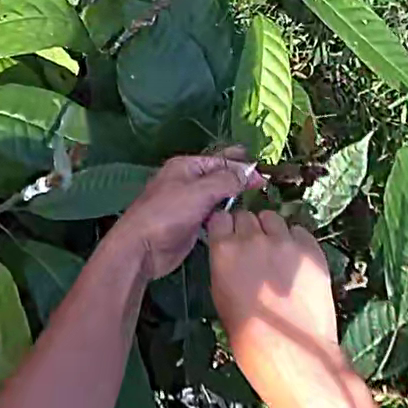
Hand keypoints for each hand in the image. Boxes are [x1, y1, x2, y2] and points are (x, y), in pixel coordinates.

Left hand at [104, 151, 264, 281]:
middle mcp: (185, 180)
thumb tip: (247, 172)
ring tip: (255, 196)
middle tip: (263, 180)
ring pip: (215, 194)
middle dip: (237, 176)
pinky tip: (238, 216)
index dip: (240, 166)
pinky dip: (224, 211)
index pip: (218, 161)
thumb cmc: (168, 213)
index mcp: (184, 167)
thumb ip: (224, 181)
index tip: (263, 174)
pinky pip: (212, 212)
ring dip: (232, 195)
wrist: (143, 246)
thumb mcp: (198, 193)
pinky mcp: (189, 221)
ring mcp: (186, 201)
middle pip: (216, 175)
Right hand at [207, 211, 339, 369]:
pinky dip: (296, 241)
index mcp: (224, 248)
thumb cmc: (246, 331)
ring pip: (273, 218)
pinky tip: (296, 260)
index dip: (226, 228)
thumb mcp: (220, 291)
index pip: (221, 217)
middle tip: (255, 249)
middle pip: (246, 215)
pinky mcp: (311, 251)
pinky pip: (300, 232)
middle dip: (248, 229)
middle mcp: (252, 237)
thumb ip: (223, 261)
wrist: (290, 352)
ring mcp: (284, 242)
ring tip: (277, 251)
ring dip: (272, 230)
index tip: (230, 237)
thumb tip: (229, 251)